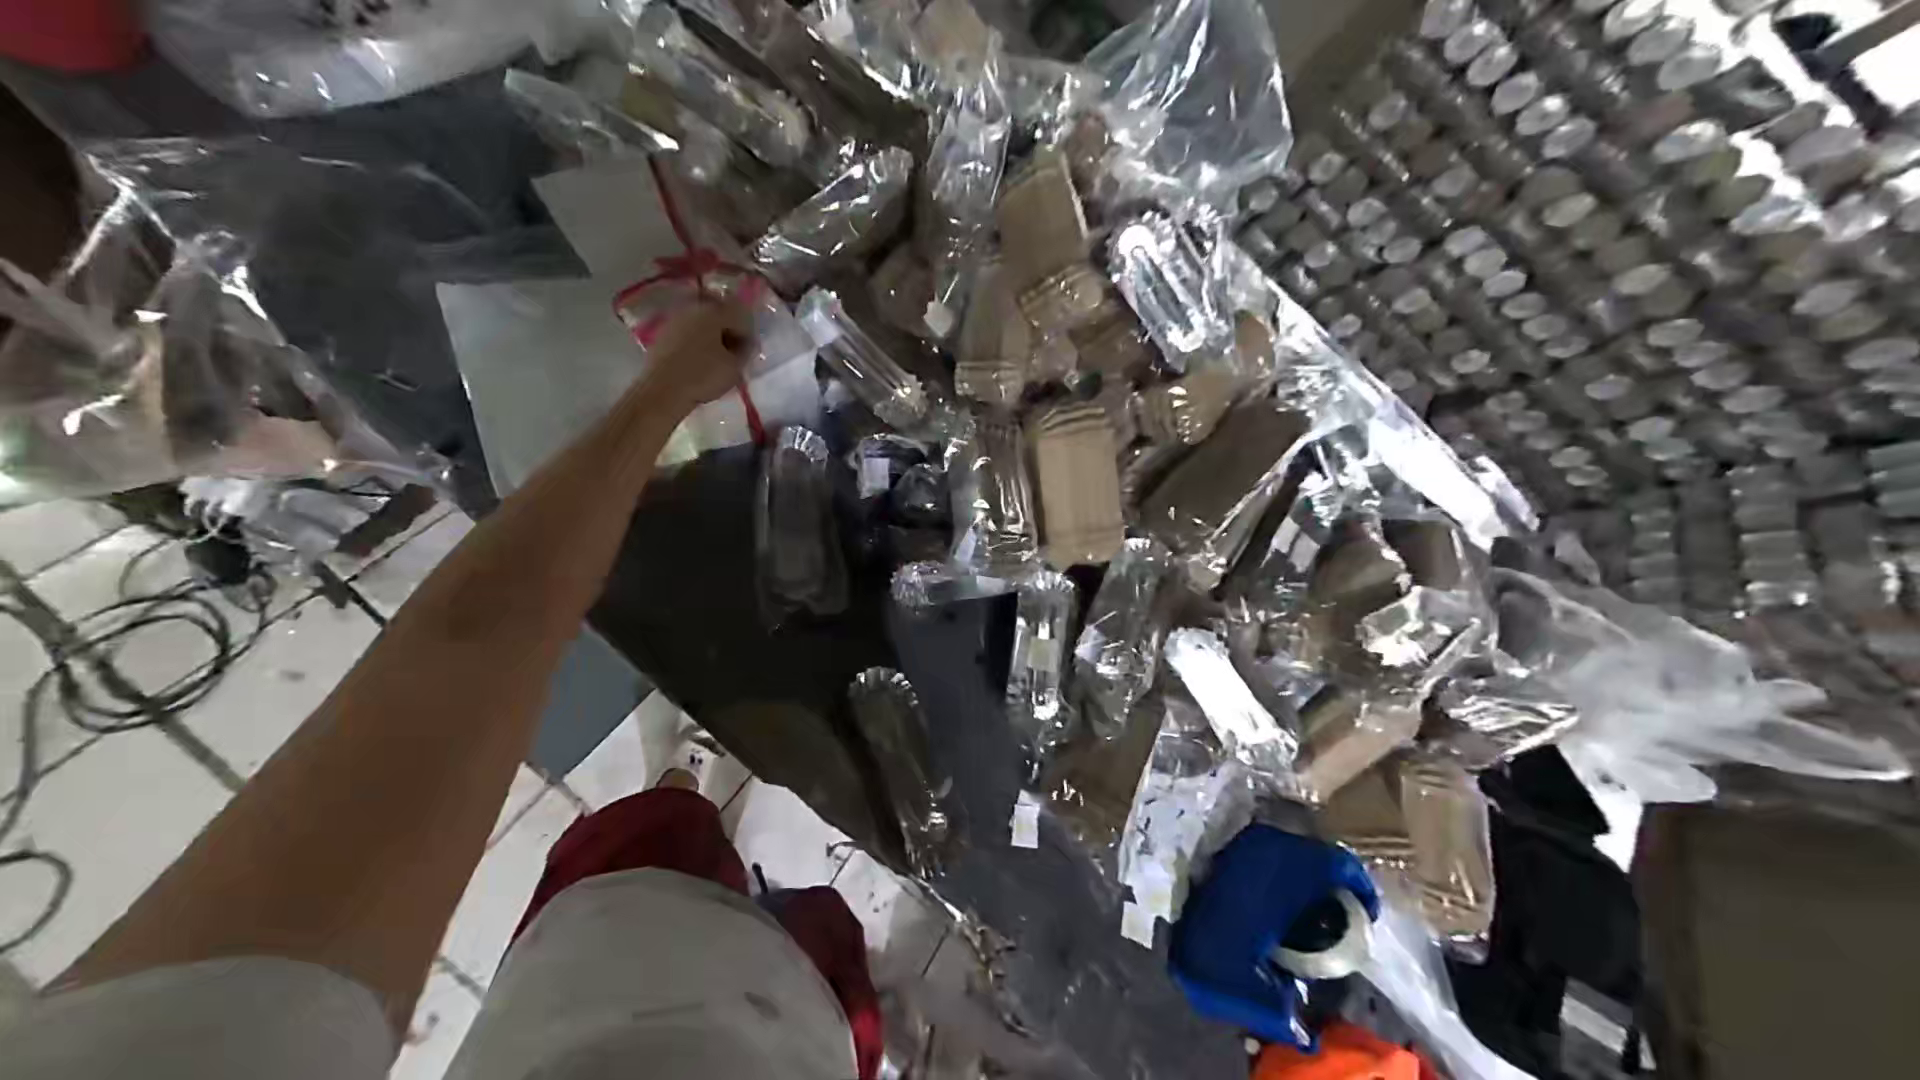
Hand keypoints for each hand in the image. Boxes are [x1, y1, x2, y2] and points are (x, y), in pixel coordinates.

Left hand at [640, 299, 754, 409]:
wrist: (662, 390)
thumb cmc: (703, 376)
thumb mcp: (735, 367)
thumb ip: (744, 351)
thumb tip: (744, 344)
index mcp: (713, 312)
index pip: (739, 316)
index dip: (747, 335)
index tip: (749, 353)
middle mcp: (692, 310)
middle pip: (717, 317)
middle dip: (727, 333)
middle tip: (733, 355)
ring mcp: (674, 321)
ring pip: (700, 325)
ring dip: (711, 339)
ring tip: (716, 361)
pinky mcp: (662, 336)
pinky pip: (686, 336)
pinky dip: (695, 345)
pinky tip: (698, 363)